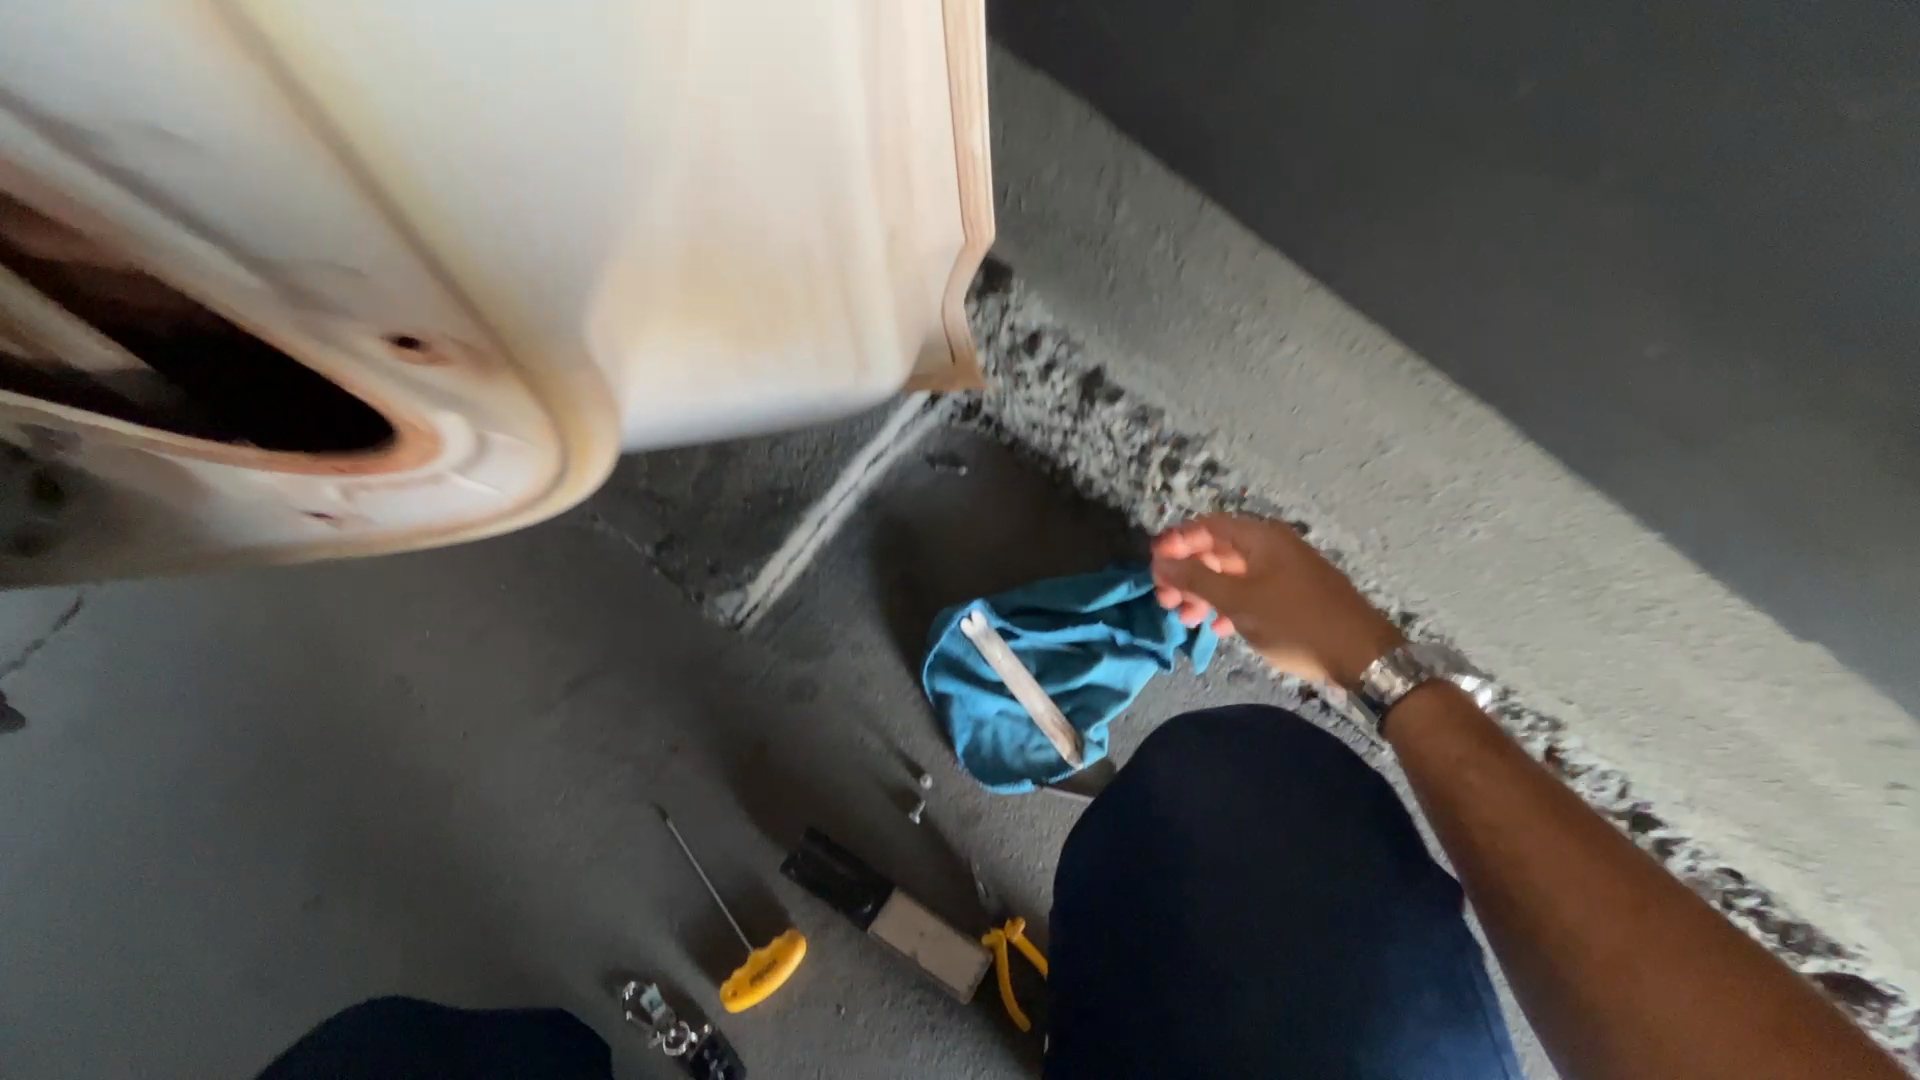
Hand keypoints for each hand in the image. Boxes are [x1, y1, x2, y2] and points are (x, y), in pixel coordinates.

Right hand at [1151, 514, 1404, 688]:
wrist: (1362, 656)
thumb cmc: (1295, 622)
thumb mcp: (1238, 601)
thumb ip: (1196, 579)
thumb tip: (1161, 562)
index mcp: (1261, 538)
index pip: (1207, 526)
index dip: (1176, 541)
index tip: (1153, 565)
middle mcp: (1272, 548)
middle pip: (1217, 550)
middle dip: (1187, 572)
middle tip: (1165, 599)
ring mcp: (1284, 572)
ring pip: (1232, 574)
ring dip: (1204, 593)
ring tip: (1185, 619)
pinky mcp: (1293, 596)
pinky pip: (1250, 591)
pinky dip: (1228, 605)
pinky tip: (1218, 628)